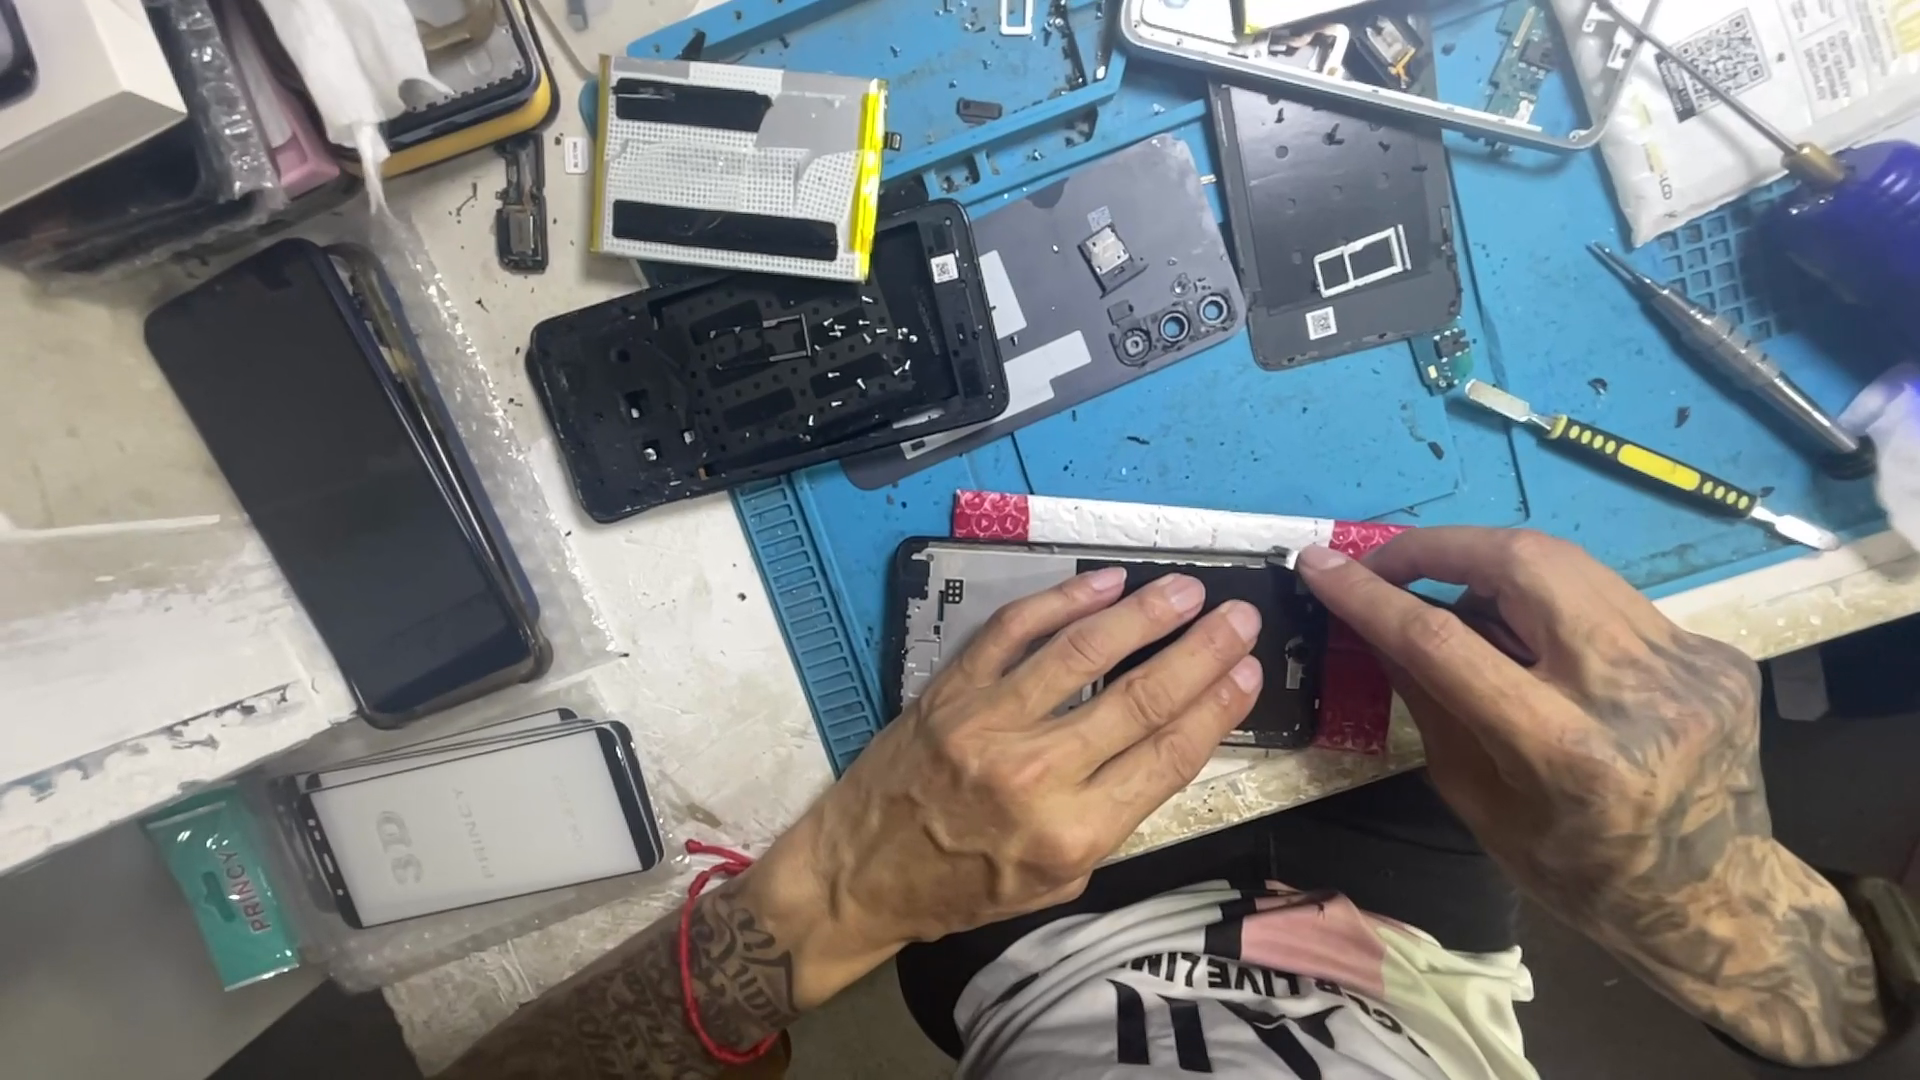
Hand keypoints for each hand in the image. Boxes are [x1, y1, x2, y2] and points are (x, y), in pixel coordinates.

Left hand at [750, 568, 1262, 1004]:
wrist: (861, 872)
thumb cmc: (963, 887)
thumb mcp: (1056, 882)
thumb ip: (1112, 817)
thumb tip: (1165, 744)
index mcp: (1071, 833)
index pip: (1166, 758)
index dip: (1215, 708)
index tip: (1248, 671)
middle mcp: (1034, 773)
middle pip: (1137, 698)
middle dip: (1199, 652)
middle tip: (1239, 615)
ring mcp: (988, 721)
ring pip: (1079, 653)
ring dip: (1141, 615)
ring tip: (1185, 589)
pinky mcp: (952, 688)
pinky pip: (1012, 630)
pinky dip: (1060, 601)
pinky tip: (1102, 583)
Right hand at [1297, 529, 1883, 1064]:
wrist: (1711, 897)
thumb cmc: (1562, 860)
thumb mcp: (1467, 786)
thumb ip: (1425, 693)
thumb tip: (1375, 619)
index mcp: (1563, 749)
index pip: (1443, 641)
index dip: (1369, 595)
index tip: (1318, 566)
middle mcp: (1634, 691)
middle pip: (1521, 563)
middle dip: (1435, 547)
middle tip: (1386, 563)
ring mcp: (1686, 662)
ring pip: (1561, 560)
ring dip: (1482, 565)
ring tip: (1449, 599)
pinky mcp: (1710, 649)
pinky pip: (1594, 593)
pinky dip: (1536, 599)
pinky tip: (1524, 637)